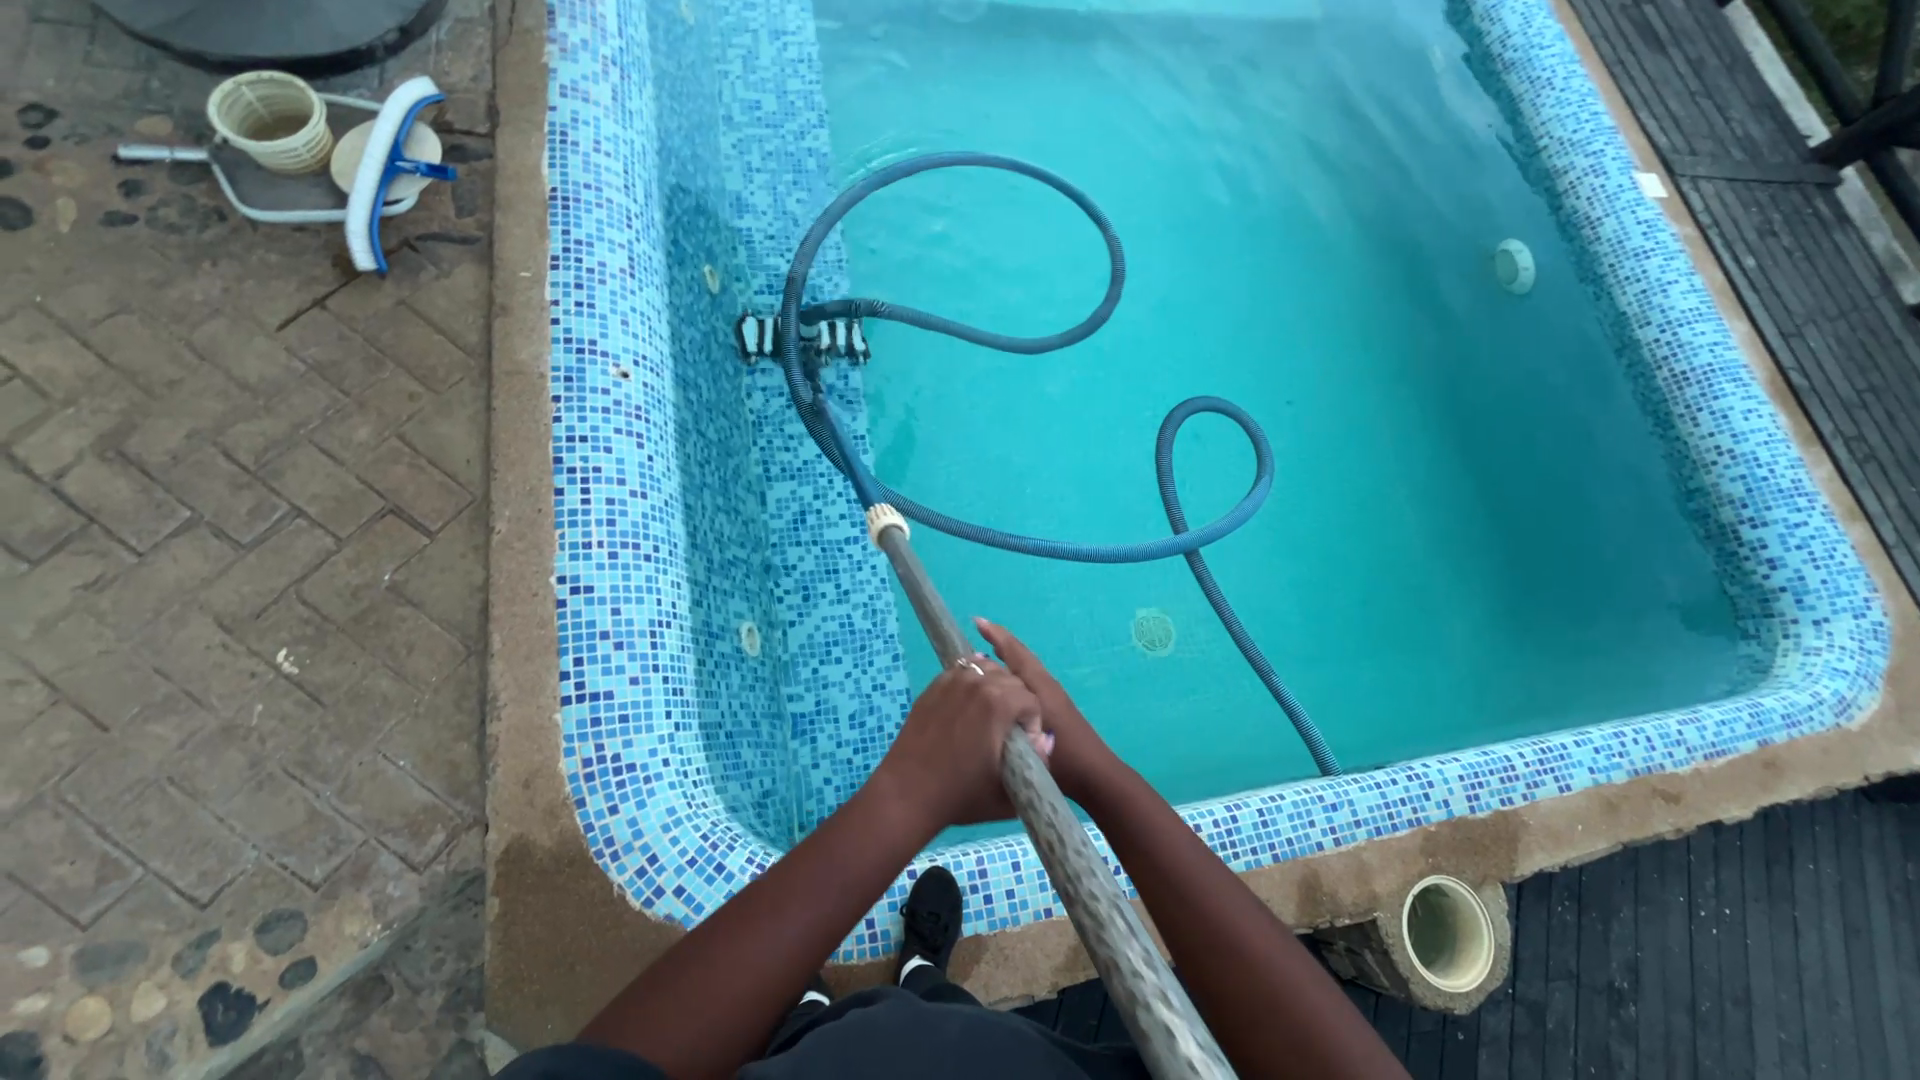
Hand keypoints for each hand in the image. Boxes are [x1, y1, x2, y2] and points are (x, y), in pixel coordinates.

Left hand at [874, 660, 1047, 828]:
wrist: (909, 792)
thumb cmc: (961, 795)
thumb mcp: (1009, 792)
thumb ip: (1038, 765)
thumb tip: (1045, 740)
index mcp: (1000, 703)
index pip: (1032, 701)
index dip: (1033, 724)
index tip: (1023, 745)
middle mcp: (978, 682)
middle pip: (1012, 681)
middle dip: (1017, 704)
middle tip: (1007, 731)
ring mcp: (952, 680)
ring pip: (987, 671)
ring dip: (995, 689)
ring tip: (989, 716)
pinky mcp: (935, 685)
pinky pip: (963, 672)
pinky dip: (972, 682)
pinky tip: (969, 703)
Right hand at [975, 618, 1123, 805]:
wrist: (1096, 777)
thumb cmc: (1064, 760)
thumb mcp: (1031, 740)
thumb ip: (1009, 721)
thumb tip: (983, 699)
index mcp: (1041, 688)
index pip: (1016, 654)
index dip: (997, 637)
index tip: (977, 622)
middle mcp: (1046, 687)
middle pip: (1019, 659)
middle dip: (997, 647)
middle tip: (970, 645)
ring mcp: (1052, 698)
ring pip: (1022, 673)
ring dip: (1003, 664)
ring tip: (979, 665)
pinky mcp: (1053, 712)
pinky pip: (1025, 687)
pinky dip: (1010, 681)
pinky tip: (999, 694)